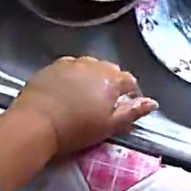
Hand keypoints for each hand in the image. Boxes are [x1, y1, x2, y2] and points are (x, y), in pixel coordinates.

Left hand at [7, 56, 157, 158]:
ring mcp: (72, 63)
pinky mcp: (52, 66)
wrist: (36, 122)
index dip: (131, 94)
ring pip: (89, 67)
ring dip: (92, 78)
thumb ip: (133, 112)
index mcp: (112, 78)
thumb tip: (153, 102)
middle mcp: (94, 64)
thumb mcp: (109, 125)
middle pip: (110, 71)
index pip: (130, 81)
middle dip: (111, 84)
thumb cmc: (77, 128)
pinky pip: (70, 68)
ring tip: (85, 96)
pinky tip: (67, 90)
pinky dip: (73, 77)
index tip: (126, 107)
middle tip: (104, 104)